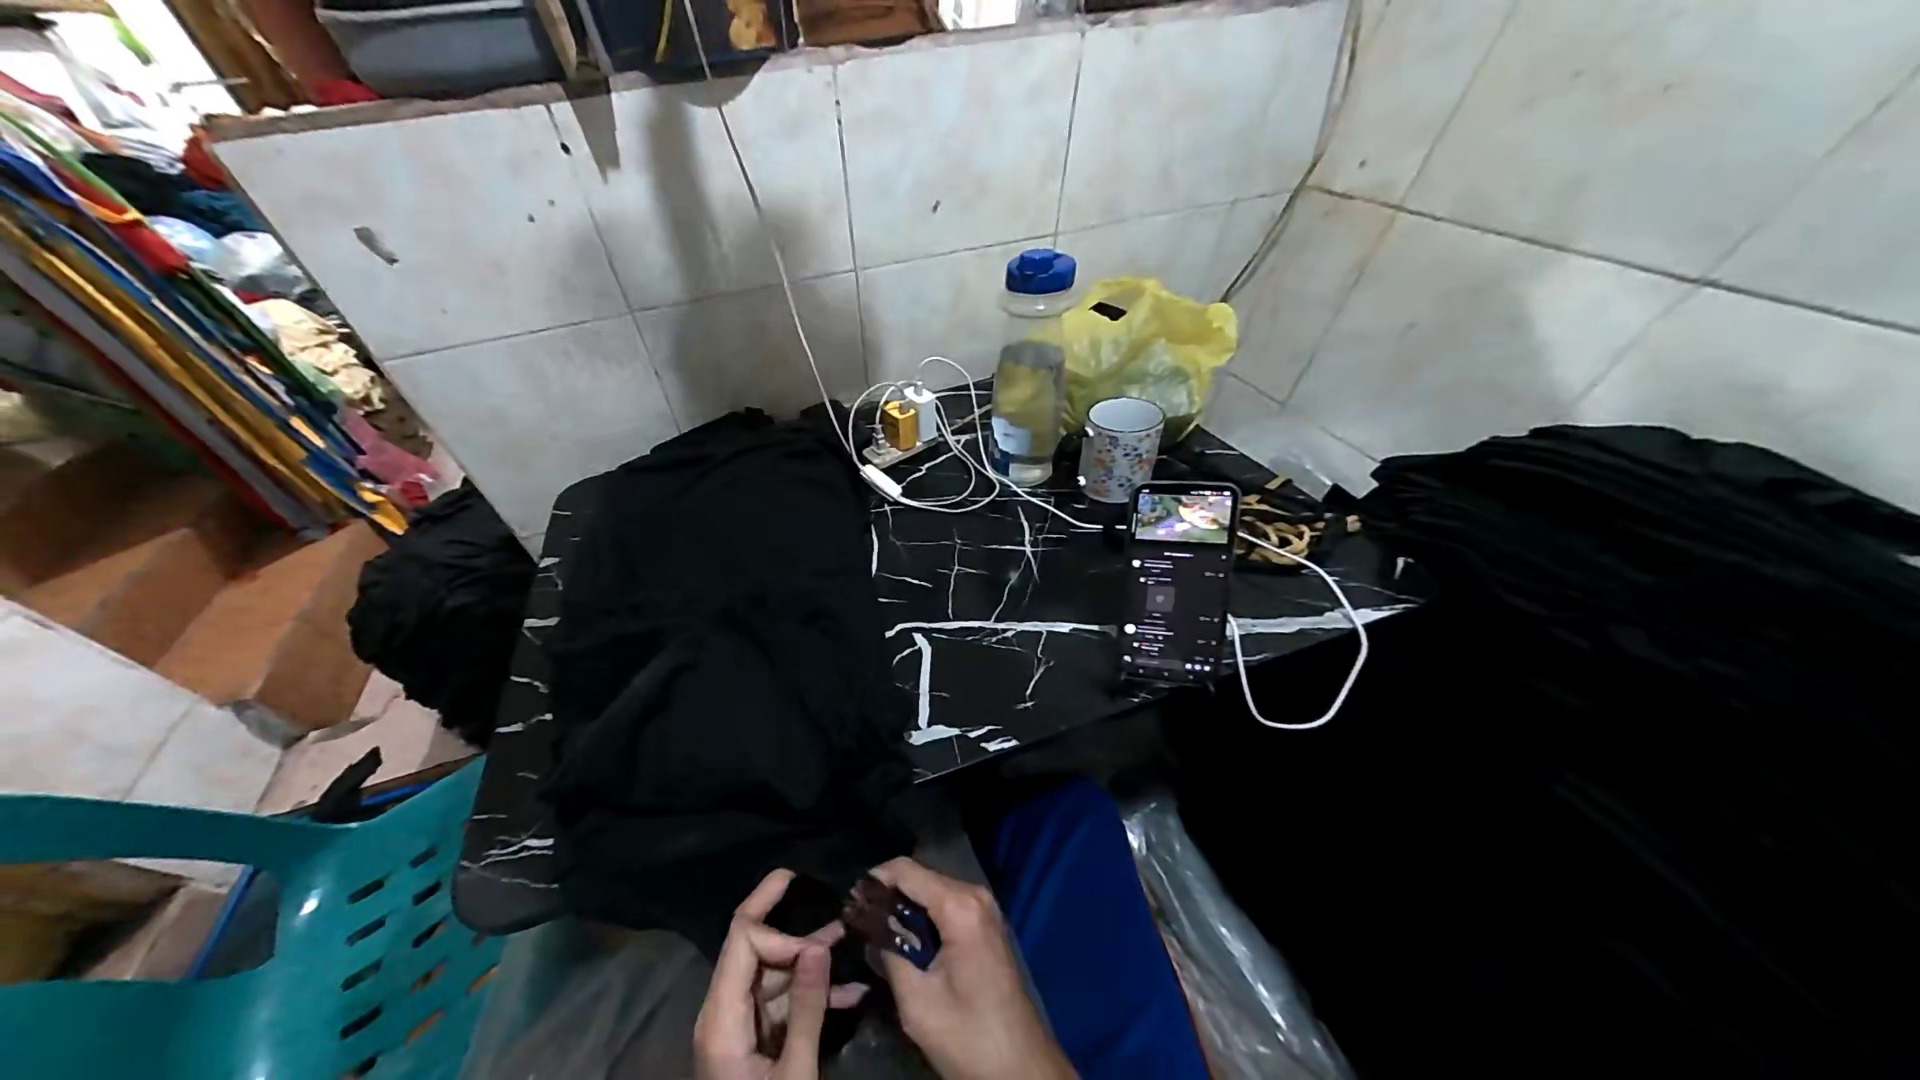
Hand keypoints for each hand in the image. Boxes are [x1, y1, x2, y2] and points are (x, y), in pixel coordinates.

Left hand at [694, 869, 869, 1079]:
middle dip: (793, 926)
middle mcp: (723, 1012)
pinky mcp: (754, 1042)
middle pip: (752, 947)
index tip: (818, 947)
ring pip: (771, 972)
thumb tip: (819, 944)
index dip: (779, 931)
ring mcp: (738, 1027)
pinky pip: (781, 1002)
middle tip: (830, 900)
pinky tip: (852, 994)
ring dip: (810, 959)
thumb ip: (806, 1007)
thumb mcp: (794, 1075)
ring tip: (851, 939)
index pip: (742, 940)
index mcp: (721, 1019)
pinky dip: (812, 994)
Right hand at [868, 858, 1076, 1079]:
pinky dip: (923, 915)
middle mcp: (975, 895)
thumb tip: (868, 924)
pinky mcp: (985, 923)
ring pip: (932, 889)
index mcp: (960, 907)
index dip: (873, 880)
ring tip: (875, 931)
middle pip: (920, 876)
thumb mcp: (917, 1001)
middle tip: (858, 920)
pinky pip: (946, 904)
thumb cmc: (968, 1036)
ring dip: (904, 906)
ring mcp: (984, 908)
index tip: (849, 902)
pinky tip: (906, 939)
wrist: (1020, 1066)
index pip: (906, 869)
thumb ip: (890, 952)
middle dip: (887, 894)